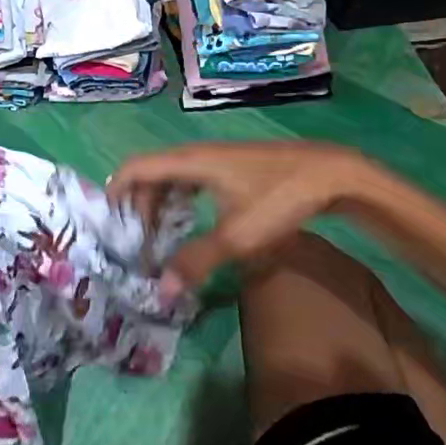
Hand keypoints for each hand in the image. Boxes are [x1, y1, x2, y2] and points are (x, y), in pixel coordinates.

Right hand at [107, 142, 382, 292]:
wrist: (334, 174)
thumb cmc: (280, 198)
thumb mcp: (238, 236)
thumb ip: (197, 260)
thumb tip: (161, 290)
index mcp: (187, 162)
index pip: (134, 168)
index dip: (116, 192)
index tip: (111, 223)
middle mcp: (193, 155)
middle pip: (148, 173)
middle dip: (137, 204)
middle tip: (138, 239)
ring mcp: (212, 157)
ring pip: (168, 175)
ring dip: (157, 201)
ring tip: (158, 234)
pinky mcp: (227, 165)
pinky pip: (187, 178)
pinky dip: (177, 197)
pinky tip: (189, 220)